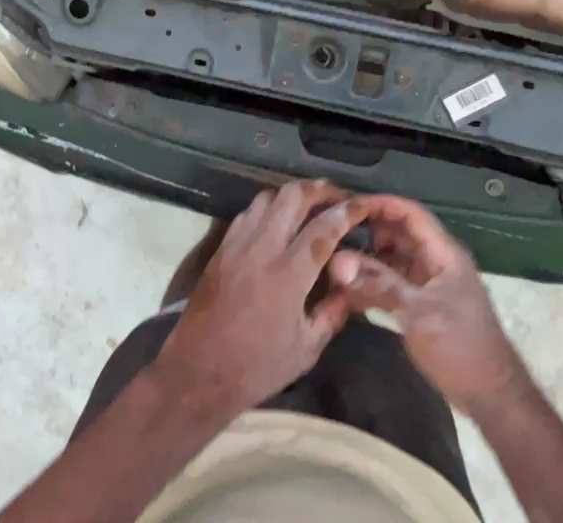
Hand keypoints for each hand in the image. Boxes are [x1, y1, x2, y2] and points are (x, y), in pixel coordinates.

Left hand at [152, 180, 368, 418]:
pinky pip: (247, 213)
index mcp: (288, 275)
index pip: (324, 227)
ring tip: (310, 207)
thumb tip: (353, 284)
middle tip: (338, 198)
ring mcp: (236, 245)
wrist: (198, 372)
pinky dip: (267, 209)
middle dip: (320, 190)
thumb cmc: (257, 367)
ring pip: (267, 197)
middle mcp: (261, 250)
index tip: (364, 204)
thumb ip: (333, 311)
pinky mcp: (220, 249)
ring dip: (292, 196)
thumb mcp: (307, 348)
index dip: (348, 210)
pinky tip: (278, 224)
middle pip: (292, 196)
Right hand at [327, 195, 526, 413]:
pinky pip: (396, 281)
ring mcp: (432, 284)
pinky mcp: (425, 305)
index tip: (348, 205)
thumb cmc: (459, 347)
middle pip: (401, 233)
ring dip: (370, 256)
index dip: (381, 204)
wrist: (490, 394)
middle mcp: (438, 262)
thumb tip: (337, 262)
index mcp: (444, 254)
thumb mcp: (418, 312)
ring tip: (335, 256)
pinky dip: (375, 279)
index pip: (411, 214)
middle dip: (370, 229)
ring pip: (396, 257)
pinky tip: (350, 286)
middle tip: (334, 231)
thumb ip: (379, 284)